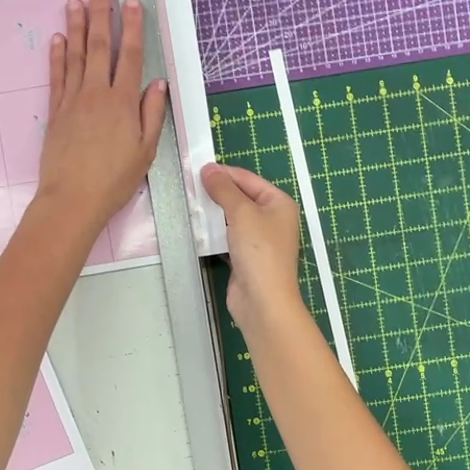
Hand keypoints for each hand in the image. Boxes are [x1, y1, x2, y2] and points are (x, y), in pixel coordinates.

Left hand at [35, 0, 168, 235]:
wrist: (73, 199)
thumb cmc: (114, 181)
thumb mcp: (145, 153)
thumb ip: (151, 116)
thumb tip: (157, 86)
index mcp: (123, 104)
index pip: (130, 58)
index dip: (132, 29)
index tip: (132, 5)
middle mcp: (97, 95)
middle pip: (100, 47)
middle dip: (101, 17)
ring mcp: (73, 101)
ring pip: (75, 56)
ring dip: (76, 27)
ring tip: (76, 3)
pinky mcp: (56, 113)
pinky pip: (57, 77)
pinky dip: (57, 56)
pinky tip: (58, 40)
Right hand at [203, 163, 304, 326]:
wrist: (262, 300)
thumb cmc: (259, 251)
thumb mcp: (241, 212)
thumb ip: (224, 189)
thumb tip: (209, 169)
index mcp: (279, 203)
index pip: (249, 179)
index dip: (224, 173)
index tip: (197, 170)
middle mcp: (272, 219)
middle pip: (241, 198)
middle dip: (217, 194)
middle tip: (190, 188)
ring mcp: (260, 240)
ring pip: (232, 220)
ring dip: (213, 215)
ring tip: (189, 207)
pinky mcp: (246, 258)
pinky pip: (228, 239)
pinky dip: (214, 235)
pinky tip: (197, 231)